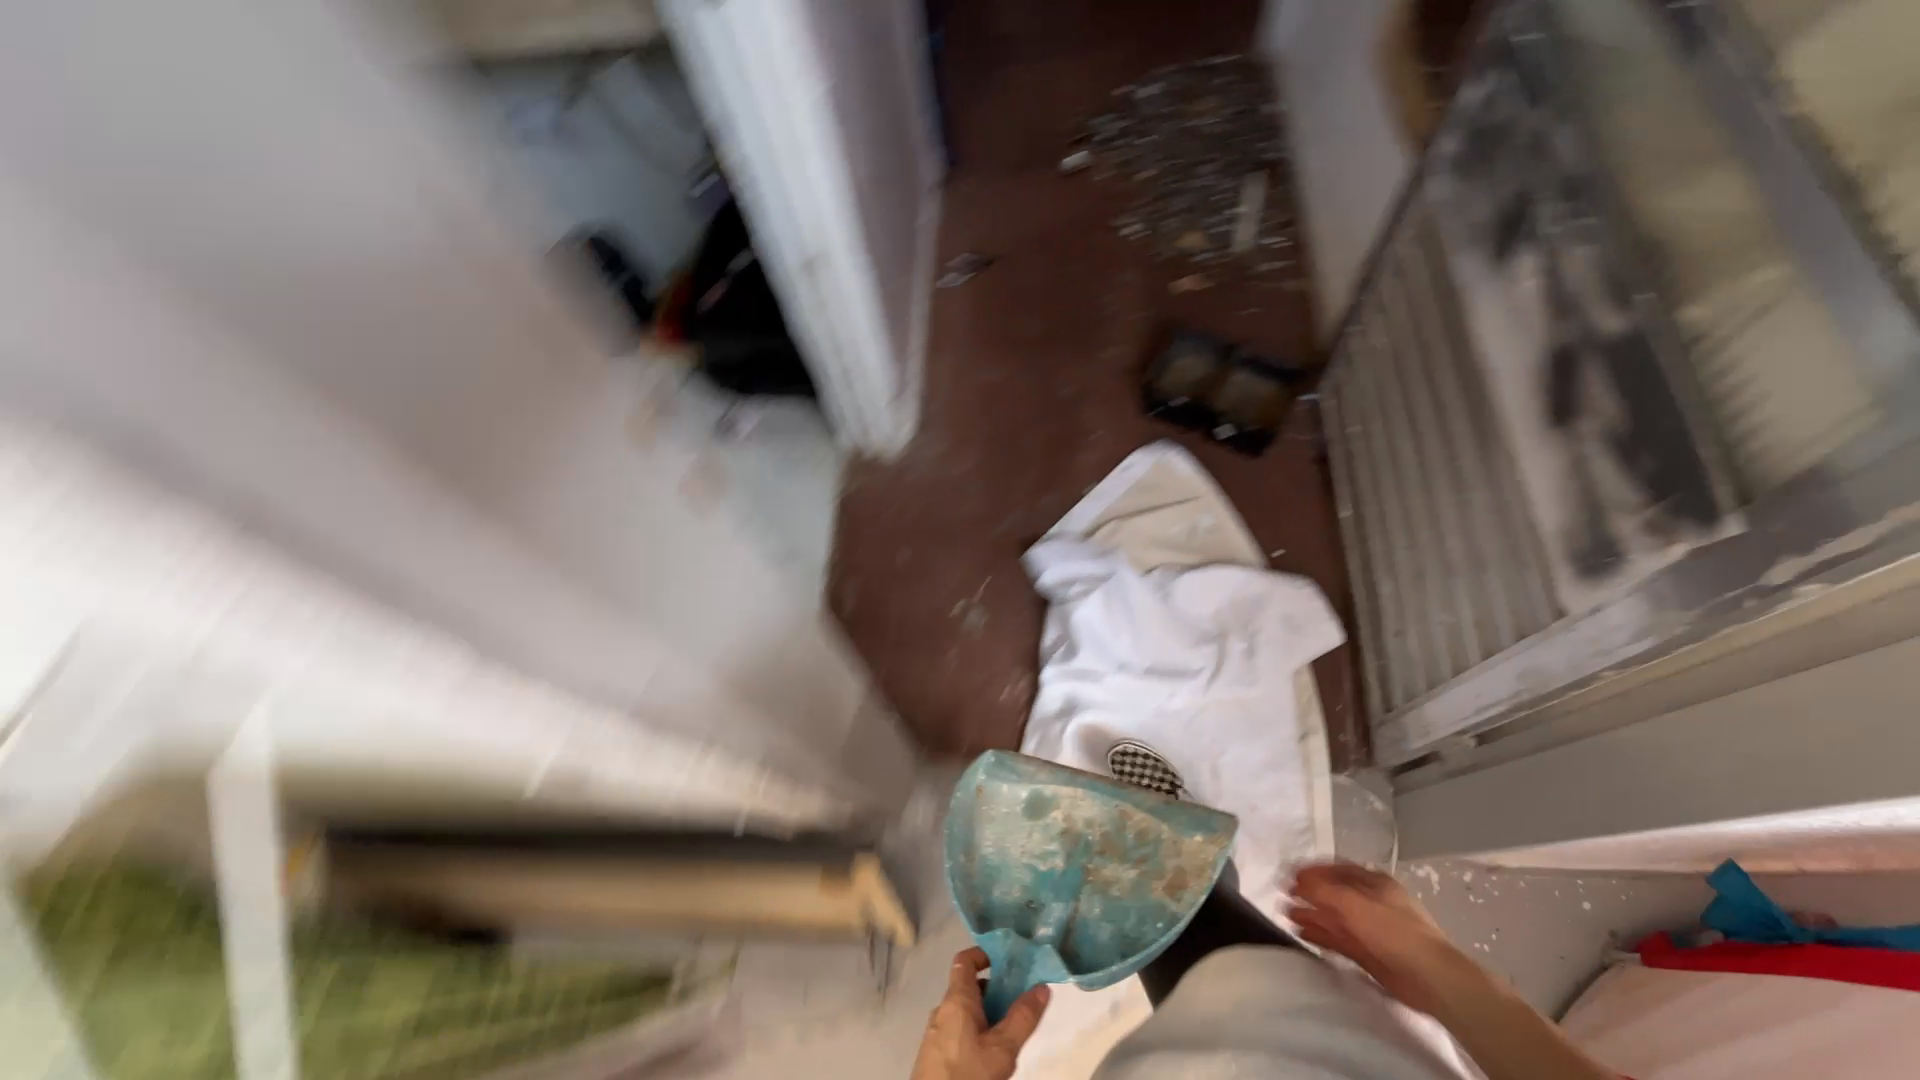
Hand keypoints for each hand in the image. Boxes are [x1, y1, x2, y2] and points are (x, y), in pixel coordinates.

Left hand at [910, 948, 1050, 1079]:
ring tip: (1011, 1030)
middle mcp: (942, 1010)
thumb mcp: (1002, 1049)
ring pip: (964, 1011)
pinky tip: (990, 1052)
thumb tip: (1042, 986)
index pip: (964, 960)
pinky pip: (957, 1029)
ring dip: (987, 1013)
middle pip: (968, 987)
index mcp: (955, 1000)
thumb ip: (1022, 1017)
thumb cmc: (968, 1074)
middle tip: (1020, 1001)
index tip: (1008, 960)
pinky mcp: (935, 1053)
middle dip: (994, 990)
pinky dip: (975, 1030)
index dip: (984, 954)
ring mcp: (936, 1032)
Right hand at [1287, 862, 1460, 1014]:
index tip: (1289, 875)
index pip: (1338, 869)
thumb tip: (1298, 882)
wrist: (1429, 977)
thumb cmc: (1392, 930)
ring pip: (1335, 917)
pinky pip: (1339, 939)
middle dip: (1309, 894)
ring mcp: (1370, 929)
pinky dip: (1321, 935)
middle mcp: (1371, 902)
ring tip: (1286, 915)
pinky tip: (1302, 934)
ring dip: (1311, 914)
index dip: (1313, 870)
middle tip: (1283, 896)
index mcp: (1374, 883)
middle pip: (1334, 893)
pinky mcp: (1369, 953)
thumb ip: (1323, 891)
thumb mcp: (1354, 903)